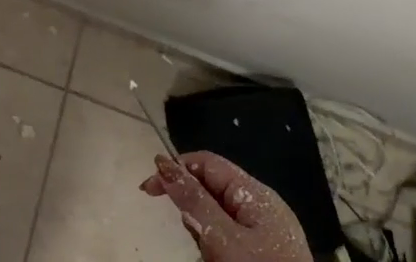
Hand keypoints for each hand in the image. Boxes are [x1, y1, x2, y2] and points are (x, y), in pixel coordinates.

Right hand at [140, 151, 310, 261]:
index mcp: (255, 192)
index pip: (207, 162)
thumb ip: (194, 201)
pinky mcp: (266, 251)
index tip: (148, 189)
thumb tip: (163, 163)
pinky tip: (219, 259)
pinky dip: (219, 247)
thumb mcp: (223, 239)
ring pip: (220, 216)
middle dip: (194, 207)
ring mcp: (266, 230)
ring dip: (207, 233)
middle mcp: (261, 205)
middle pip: (213, 188)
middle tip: (192, 236)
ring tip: (213, 257)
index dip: (176, 168)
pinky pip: (232, 237)